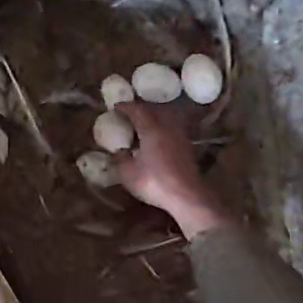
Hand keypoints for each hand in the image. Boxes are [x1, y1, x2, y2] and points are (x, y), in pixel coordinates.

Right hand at [115, 102, 229, 237]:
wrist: (186, 195)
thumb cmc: (154, 182)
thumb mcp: (128, 173)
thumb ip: (120, 158)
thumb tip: (118, 151)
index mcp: (151, 128)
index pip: (136, 110)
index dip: (125, 107)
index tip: (115, 108)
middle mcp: (167, 126)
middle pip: (153, 109)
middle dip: (140, 109)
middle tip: (128, 115)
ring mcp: (179, 135)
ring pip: (165, 118)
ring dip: (153, 118)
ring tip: (142, 125)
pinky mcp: (187, 146)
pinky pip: (171, 129)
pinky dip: (162, 129)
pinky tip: (156, 140)